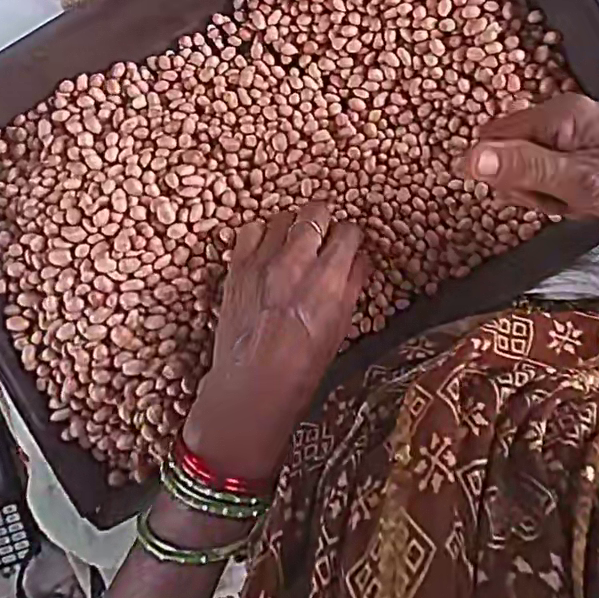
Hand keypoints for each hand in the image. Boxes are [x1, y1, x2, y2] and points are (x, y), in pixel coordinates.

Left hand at [182, 201, 369, 480]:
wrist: (253, 384)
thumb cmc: (303, 363)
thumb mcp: (342, 324)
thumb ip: (352, 284)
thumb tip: (361, 259)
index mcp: (328, 277)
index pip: (348, 231)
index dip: (352, 235)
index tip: (349, 242)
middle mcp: (296, 262)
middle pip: (316, 213)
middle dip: (325, 220)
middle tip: (325, 232)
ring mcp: (263, 262)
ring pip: (284, 217)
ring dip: (294, 226)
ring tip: (295, 242)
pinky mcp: (238, 267)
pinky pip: (251, 230)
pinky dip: (263, 234)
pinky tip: (268, 249)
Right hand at [457, 93, 598, 237]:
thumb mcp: (578, 182)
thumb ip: (523, 169)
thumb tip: (472, 159)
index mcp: (559, 114)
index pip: (495, 139)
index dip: (503, 173)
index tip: (531, 193)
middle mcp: (563, 118)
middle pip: (510, 156)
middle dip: (530, 188)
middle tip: (564, 199)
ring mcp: (574, 137)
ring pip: (530, 173)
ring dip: (548, 197)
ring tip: (581, 201)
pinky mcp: (583, 154)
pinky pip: (552, 179)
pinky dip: (564, 198)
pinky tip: (588, 201)